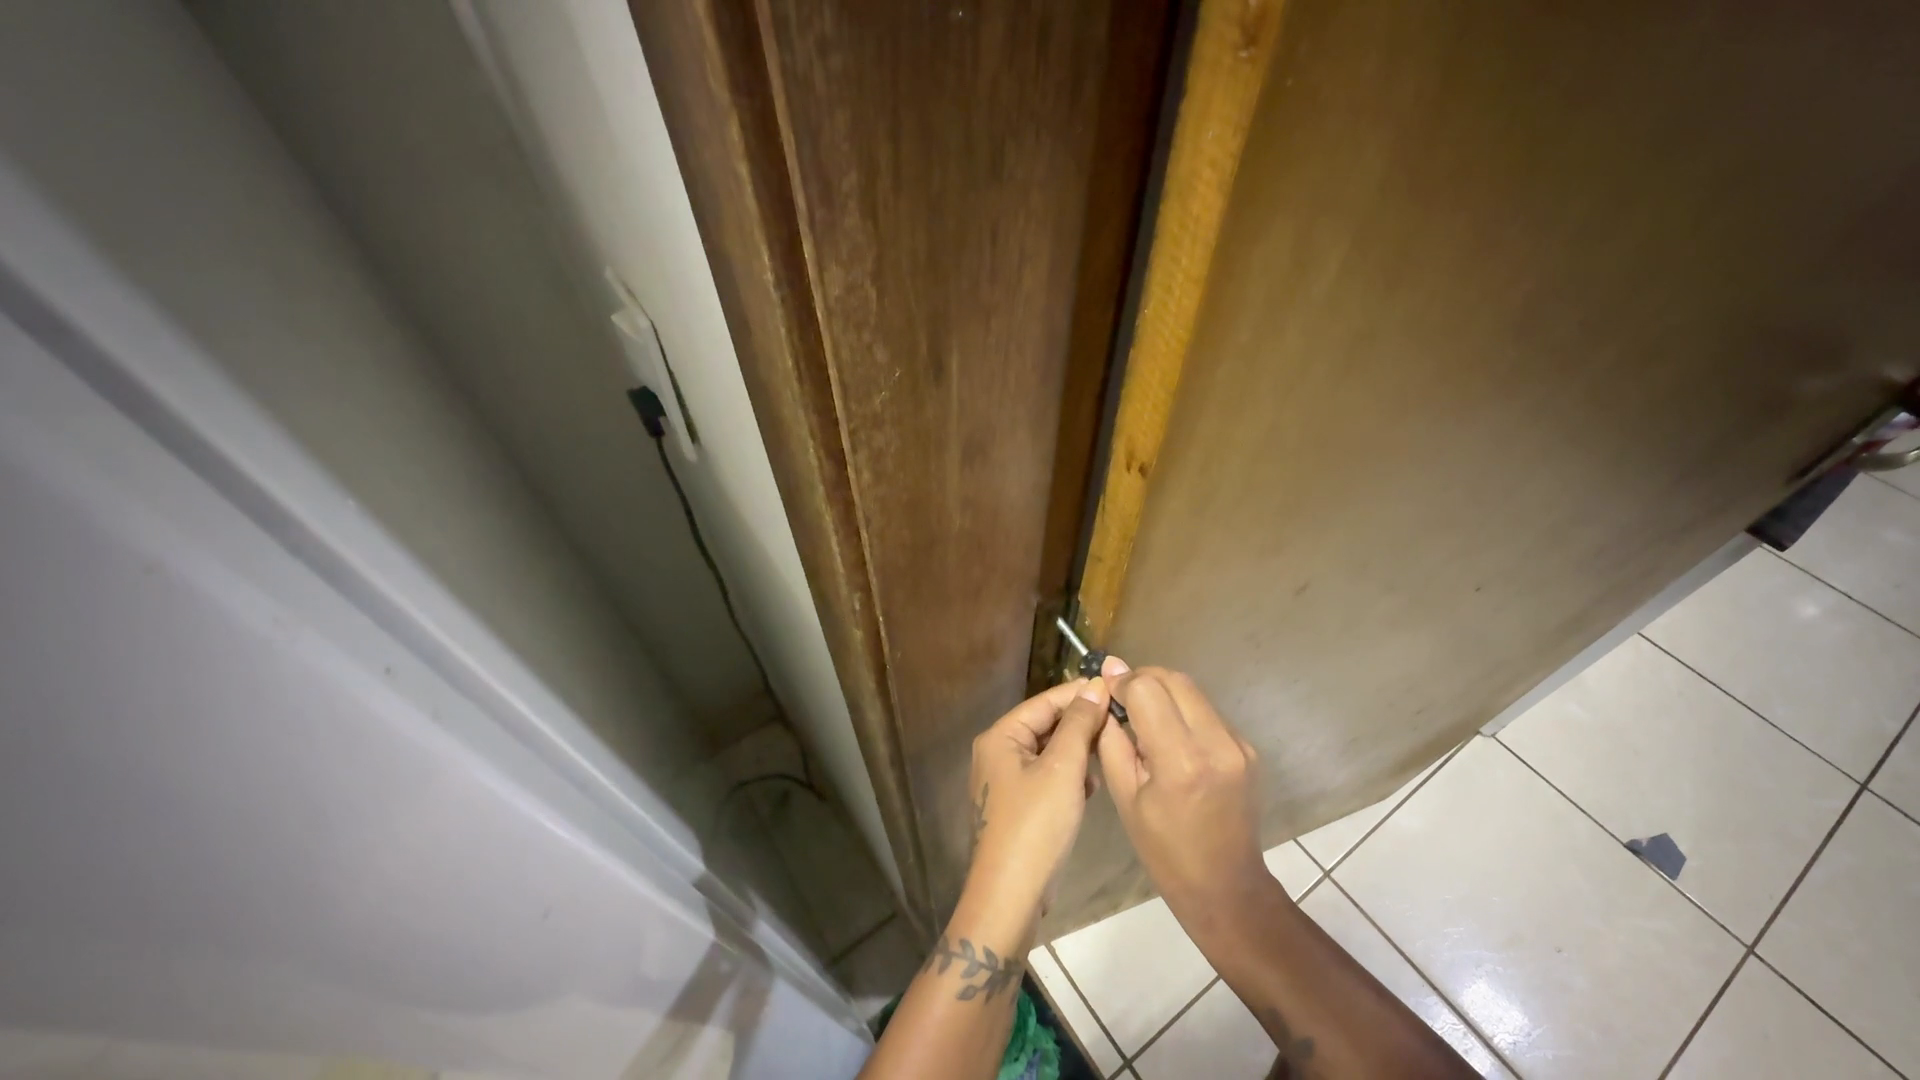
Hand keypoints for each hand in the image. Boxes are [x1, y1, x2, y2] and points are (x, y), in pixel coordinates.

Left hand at [961, 678, 1111, 927]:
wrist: (1012, 894)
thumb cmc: (1036, 824)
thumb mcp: (1063, 768)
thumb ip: (1079, 724)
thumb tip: (1095, 687)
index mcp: (1000, 737)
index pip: (1044, 701)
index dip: (1079, 694)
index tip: (1116, 689)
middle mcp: (997, 754)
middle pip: (1045, 726)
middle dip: (1081, 725)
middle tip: (1121, 722)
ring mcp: (1006, 782)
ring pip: (1049, 753)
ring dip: (1079, 752)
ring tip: (1110, 753)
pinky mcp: (1019, 807)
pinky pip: (1048, 778)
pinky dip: (1070, 777)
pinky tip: (1093, 786)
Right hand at [1096, 660, 1270, 915]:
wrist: (1225, 886)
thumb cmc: (1164, 851)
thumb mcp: (1124, 797)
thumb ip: (1111, 740)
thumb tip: (1103, 694)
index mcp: (1180, 762)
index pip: (1147, 689)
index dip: (1122, 682)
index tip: (1105, 690)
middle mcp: (1216, 744)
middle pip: (1174, 680)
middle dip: (1142, 679)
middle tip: (1120, 697)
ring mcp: (1237, 745)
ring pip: (1193, 692)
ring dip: (1163, 692)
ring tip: (1141, 716)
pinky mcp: (1247, 749)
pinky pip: (1207, 712)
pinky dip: (1182, 711)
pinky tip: (1168, 736)